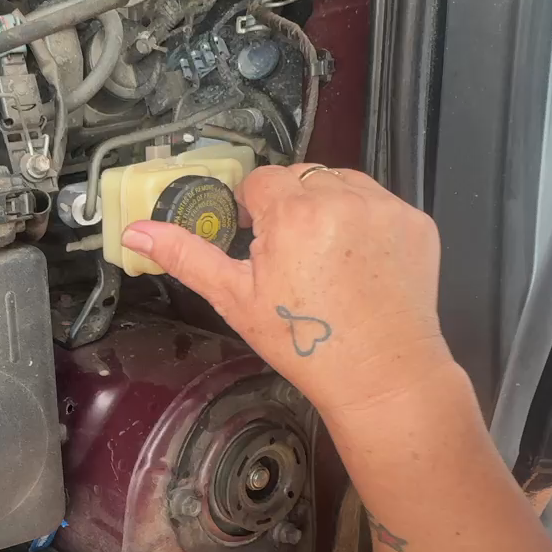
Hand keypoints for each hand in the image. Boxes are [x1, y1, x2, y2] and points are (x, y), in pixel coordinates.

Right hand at [120, 163, 455, 420]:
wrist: (380, 373)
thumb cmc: (300, 340)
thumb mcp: (233, 298)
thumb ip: (186, 255)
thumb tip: (136, 231)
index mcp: (293, 213)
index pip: (260, 181)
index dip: (252, 211)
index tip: (256, 242)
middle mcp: (342, 197)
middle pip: (300, 177)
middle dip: (288, 207)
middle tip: (288, 257)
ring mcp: (385, 206)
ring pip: (339, 183)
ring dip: (324, 206)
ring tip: (321, 257)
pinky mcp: (416, 221)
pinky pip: (376, 201)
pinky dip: (361, 220)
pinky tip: (354, 262)